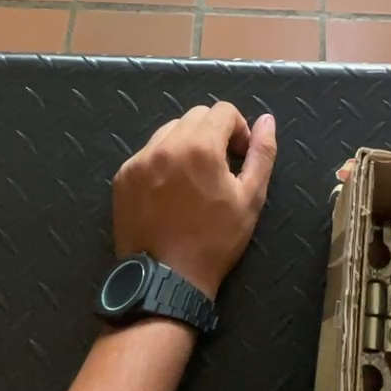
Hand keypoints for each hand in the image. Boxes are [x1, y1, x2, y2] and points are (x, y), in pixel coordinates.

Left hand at [113, 103, 277, 297]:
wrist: (167, 280)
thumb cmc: (215, 240)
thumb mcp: (251, 198)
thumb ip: (262, 154)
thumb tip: (267, 120)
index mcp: (200, 146)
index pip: (223, 110)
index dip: (239, 128)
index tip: (240, 156)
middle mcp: (166, 144)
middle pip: (196, 116)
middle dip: (214, 132)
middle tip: (220, 166)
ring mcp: (140, 159)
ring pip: (170, 131)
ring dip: (187, 143)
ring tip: (194, 178)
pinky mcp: (123, 176)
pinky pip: (148, 153)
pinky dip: (163, 160)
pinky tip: (170, 191)